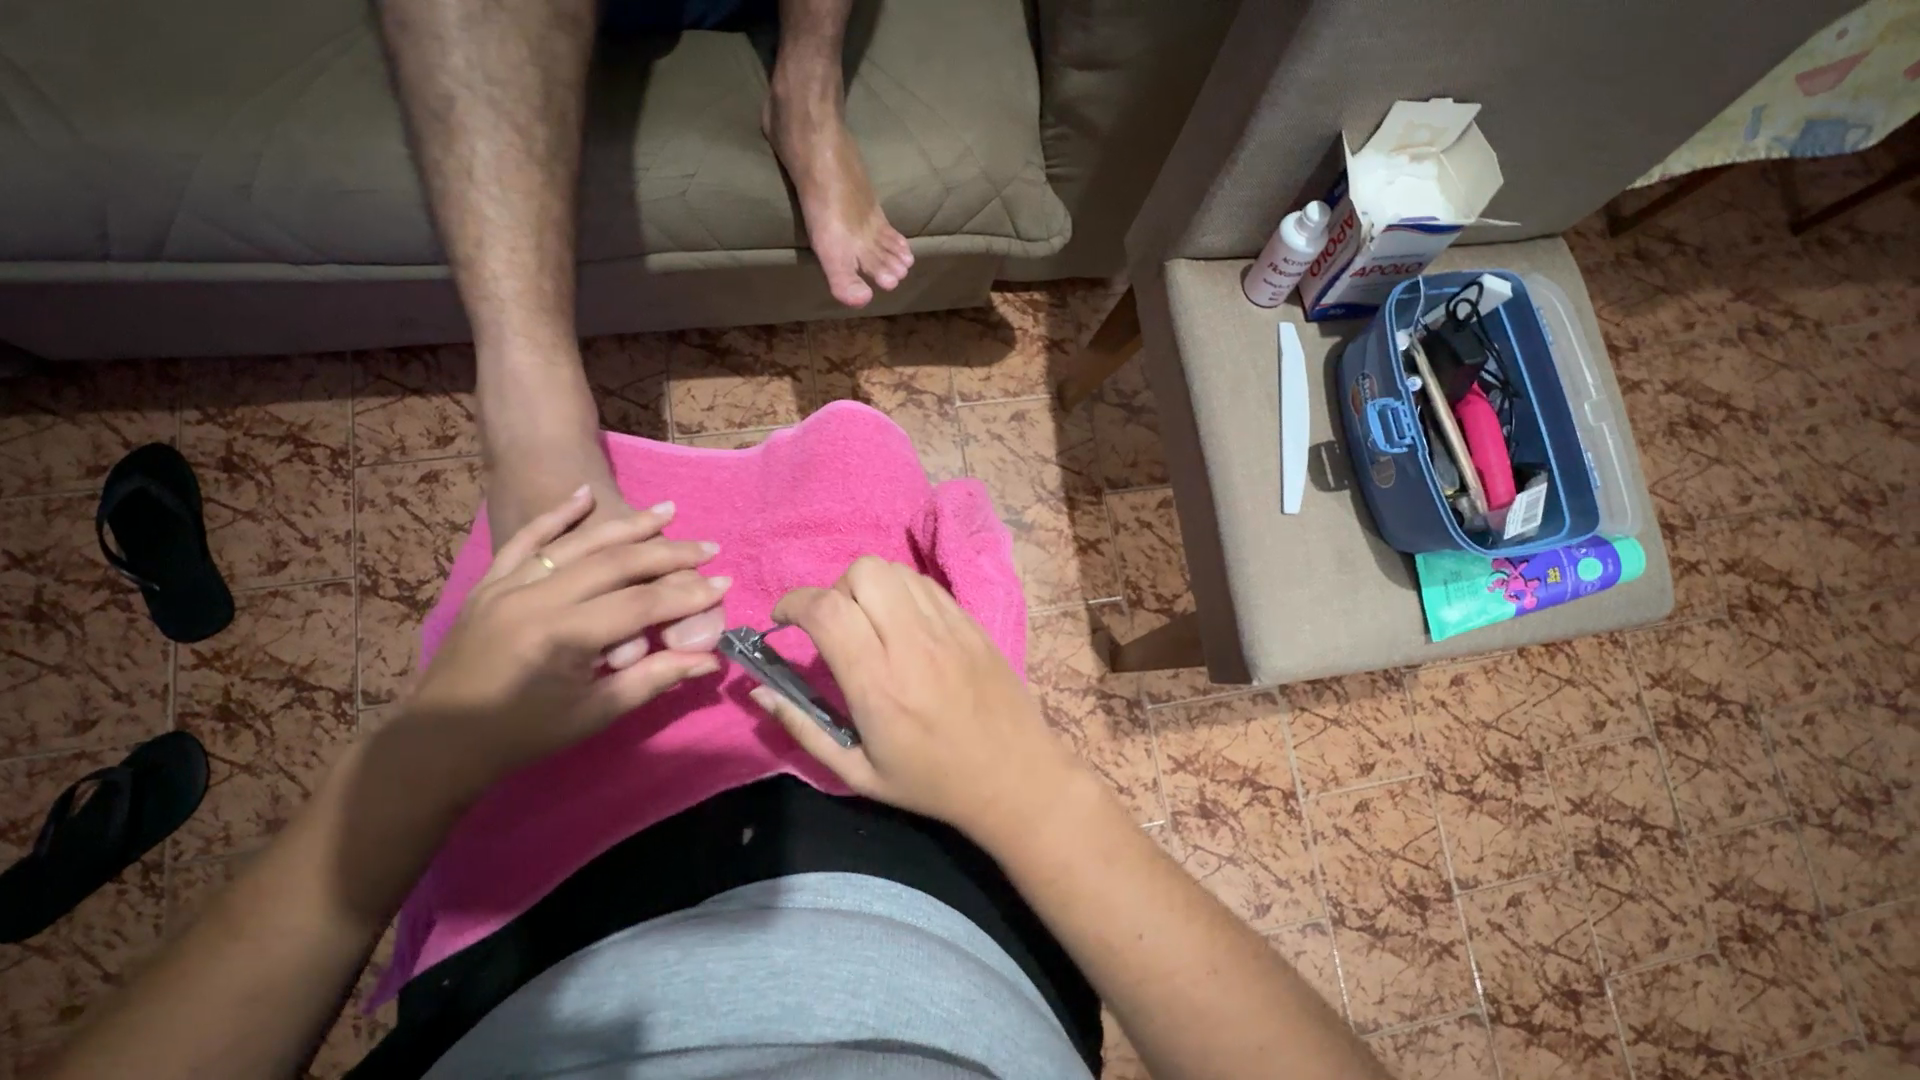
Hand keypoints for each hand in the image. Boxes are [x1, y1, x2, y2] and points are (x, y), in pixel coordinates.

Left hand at [405, 486, 730, 780]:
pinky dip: (557, 516)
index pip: (640, 604)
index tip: (723, 584)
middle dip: (667, 553)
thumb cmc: (522, 735)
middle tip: (708, 548)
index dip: (687, 595)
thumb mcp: (593, 714)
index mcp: (561, 636)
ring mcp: (508, 586)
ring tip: (667, 511)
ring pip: (577, 543)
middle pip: (615, 564)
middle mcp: (535, 599)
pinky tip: (584, 494)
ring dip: (626, 525)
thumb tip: (709, 659)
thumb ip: (653, 679)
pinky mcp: (490, 584)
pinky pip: (527, 541)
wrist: (439, 741)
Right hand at [754, 556, 1084, 841]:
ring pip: (895, 570)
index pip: (826, 610)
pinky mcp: (971, 622)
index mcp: (878, 683)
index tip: (782, 620)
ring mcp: (948, 627)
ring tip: (868, 623)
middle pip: (862, 572)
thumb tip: (758, 691)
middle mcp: (912, 643)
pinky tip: (903, 625)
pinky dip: (902, 592)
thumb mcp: (857, 773)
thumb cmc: (931, 782)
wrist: (1015, 778)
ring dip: (868, 588)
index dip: (793, 603)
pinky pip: (925, 584)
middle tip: (834, 626)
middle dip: (833, 590)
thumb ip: (803, 728)